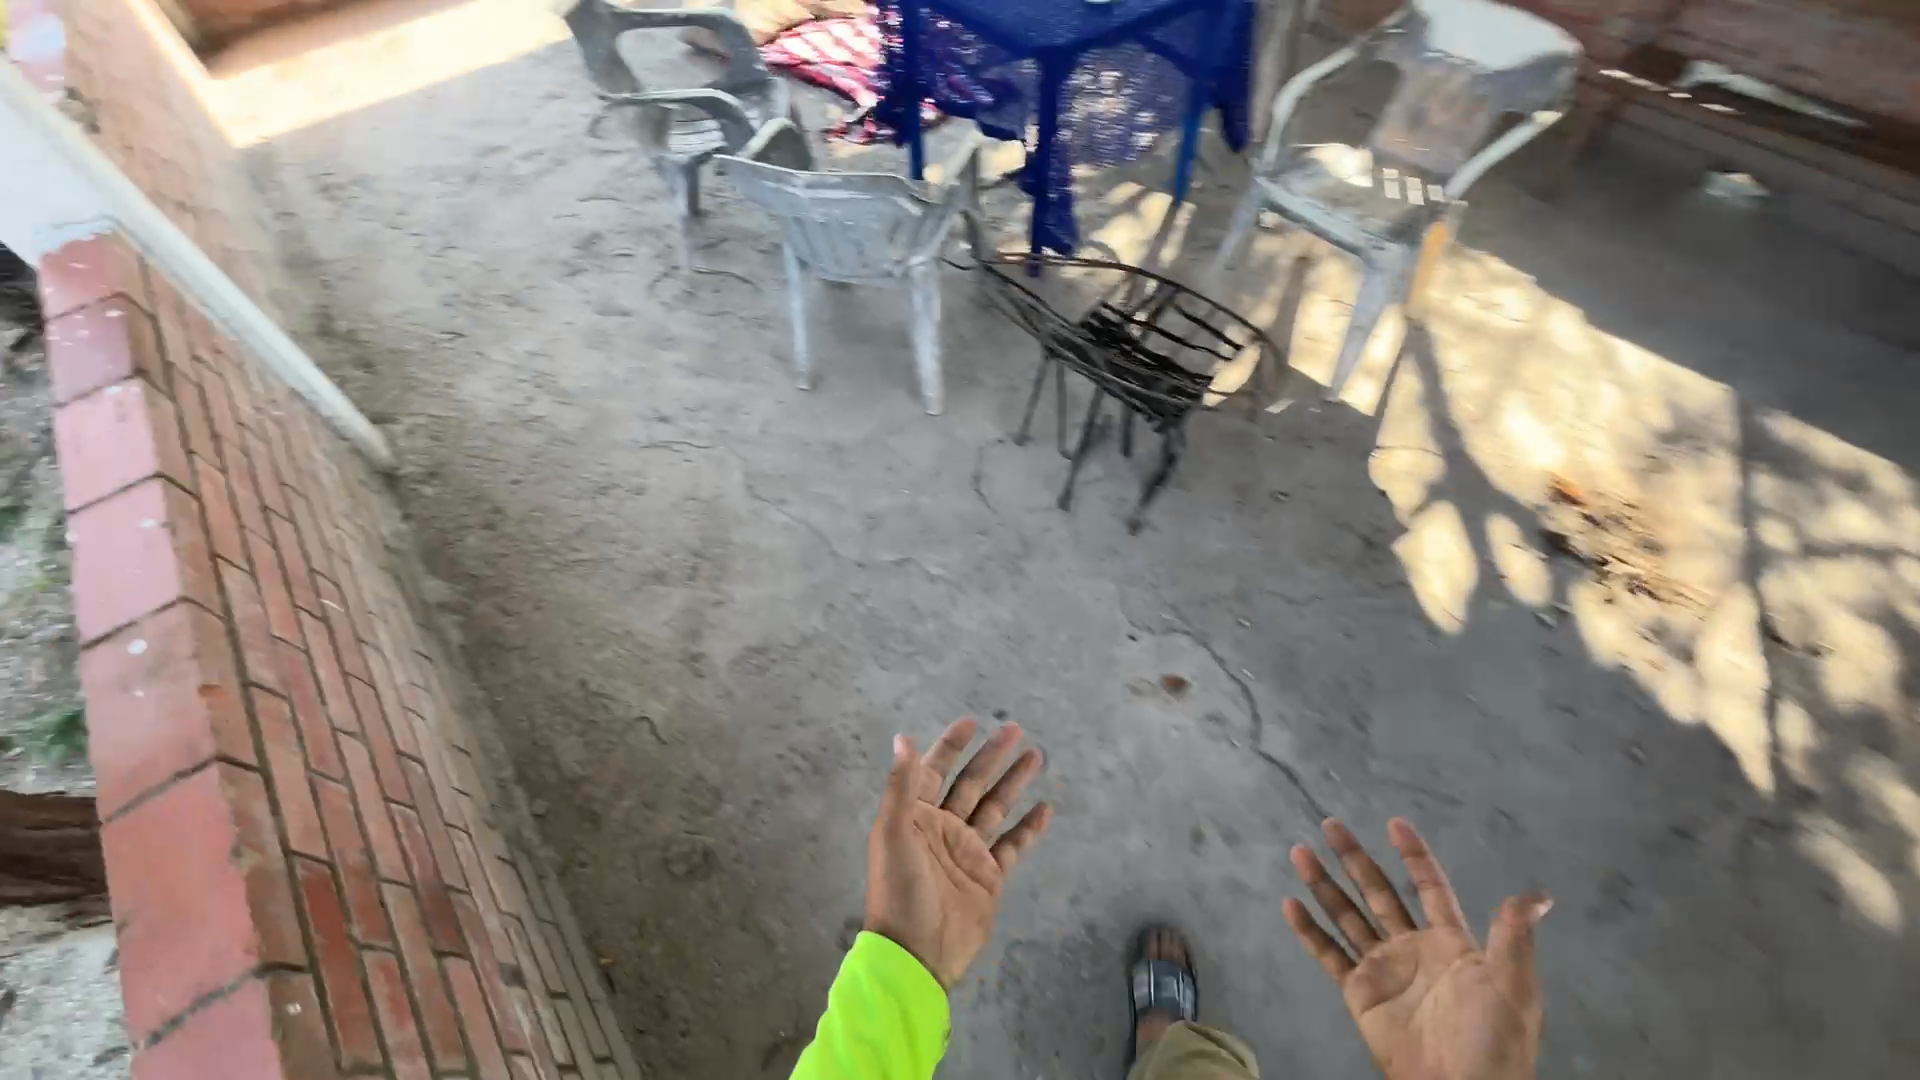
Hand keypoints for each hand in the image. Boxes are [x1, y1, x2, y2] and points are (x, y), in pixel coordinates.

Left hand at [864, 718, 1054, 988]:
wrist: (917, 954)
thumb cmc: (899, 890)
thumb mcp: (893, 833)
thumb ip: (900, 786)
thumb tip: (903, 738)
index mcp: (917, 815)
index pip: (936, 770)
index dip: (951, 745)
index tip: (971, 721)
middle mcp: (944, 827)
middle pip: (973, 783)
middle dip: (992, 756)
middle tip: (1015, 728)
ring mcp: (968, 851)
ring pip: (996, 807)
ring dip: (1014, 781)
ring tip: (1036, 755)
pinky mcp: (989, 876)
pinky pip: (1013, 845)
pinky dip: (1030, 828)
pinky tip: (1046, 808)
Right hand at [1283, 818, 1550, 1079]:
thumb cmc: (1492, 1039)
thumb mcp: (1512, 987)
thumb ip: (1514, 938)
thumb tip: (1539, 895)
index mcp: (1449, 943)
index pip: (1428, 888)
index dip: (1414, 856)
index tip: (1395, 823)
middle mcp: (1411, 947)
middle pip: (1377, 891)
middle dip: (1354, 857)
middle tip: (1330, 824)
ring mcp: (1382, 967)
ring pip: (1346, 914)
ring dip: (1323, 884)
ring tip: (1300, 852)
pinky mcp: (1358, 990)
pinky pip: (1328, 953)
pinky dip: (1307, 929)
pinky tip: (1290, 904)